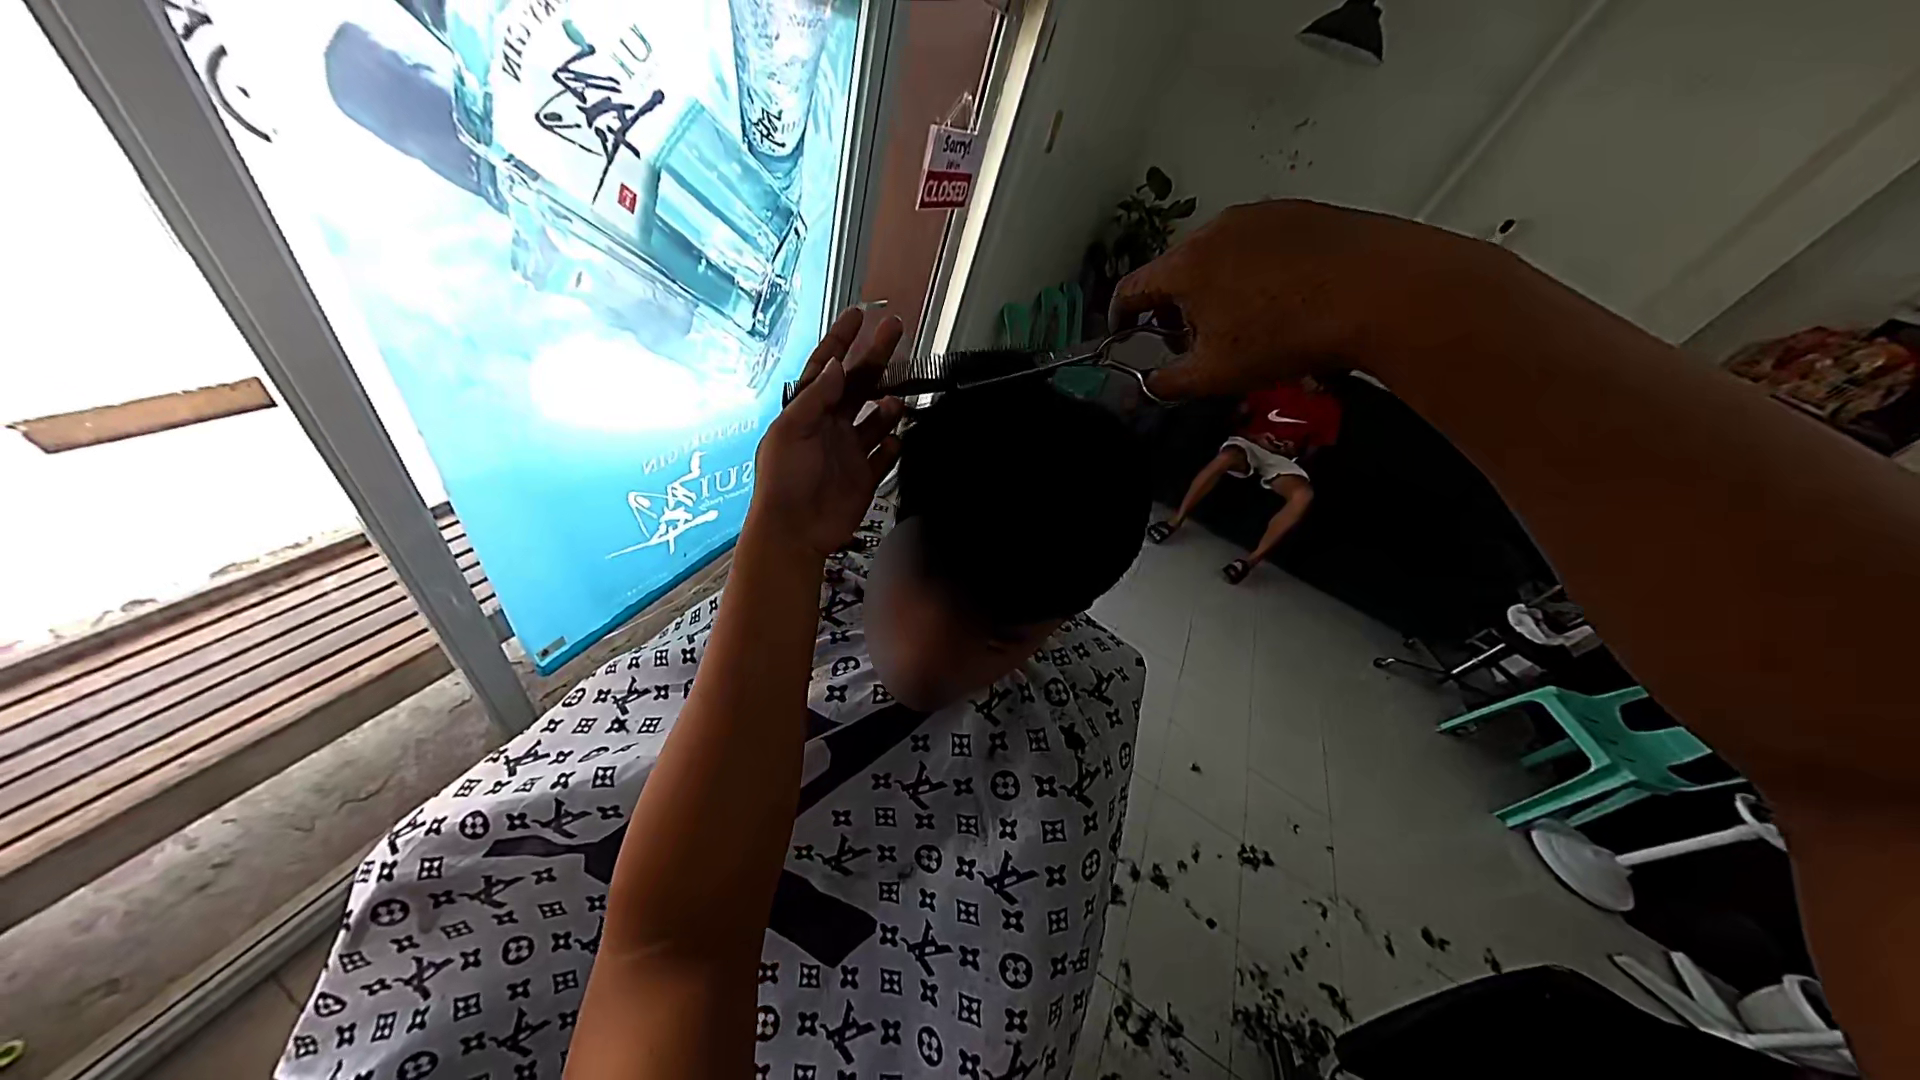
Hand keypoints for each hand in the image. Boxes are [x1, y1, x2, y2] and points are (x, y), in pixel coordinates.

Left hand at [747, 308, 905, 559]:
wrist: (795, 531)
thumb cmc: (784, 480)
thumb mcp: (791, 432)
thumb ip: (815, 399)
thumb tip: (835, 366)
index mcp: (808, 411)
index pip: (826, 367)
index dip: (841, 340)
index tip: (858, 314)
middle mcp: (830, 426)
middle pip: (858, 384)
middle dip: (876, 357)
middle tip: (896, 330)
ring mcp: (848, 450)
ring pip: (875, 418)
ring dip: (887, 405)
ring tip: (896, 400)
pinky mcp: (864, 476)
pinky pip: (884, 454)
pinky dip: (892, 445)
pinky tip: (895, 438)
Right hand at [1109, 199, 1503, 399]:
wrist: (1380, 292)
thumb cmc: (1289, 333)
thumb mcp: (1216, 374)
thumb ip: (1169, 383)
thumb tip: (1150, 386)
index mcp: (1186, 265)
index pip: (1131, 288)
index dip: (1121, 316)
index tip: (1125, 330)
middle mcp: (1216, 229)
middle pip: (1174, 271)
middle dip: (1174, 308)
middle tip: (1193, 340)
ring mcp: (1260, 215)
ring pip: (1216, 256)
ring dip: (1213, 289)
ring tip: (1243, 324)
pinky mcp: (1299, 213)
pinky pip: (1257, 244)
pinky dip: (1252, 271)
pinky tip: (1279, 300)